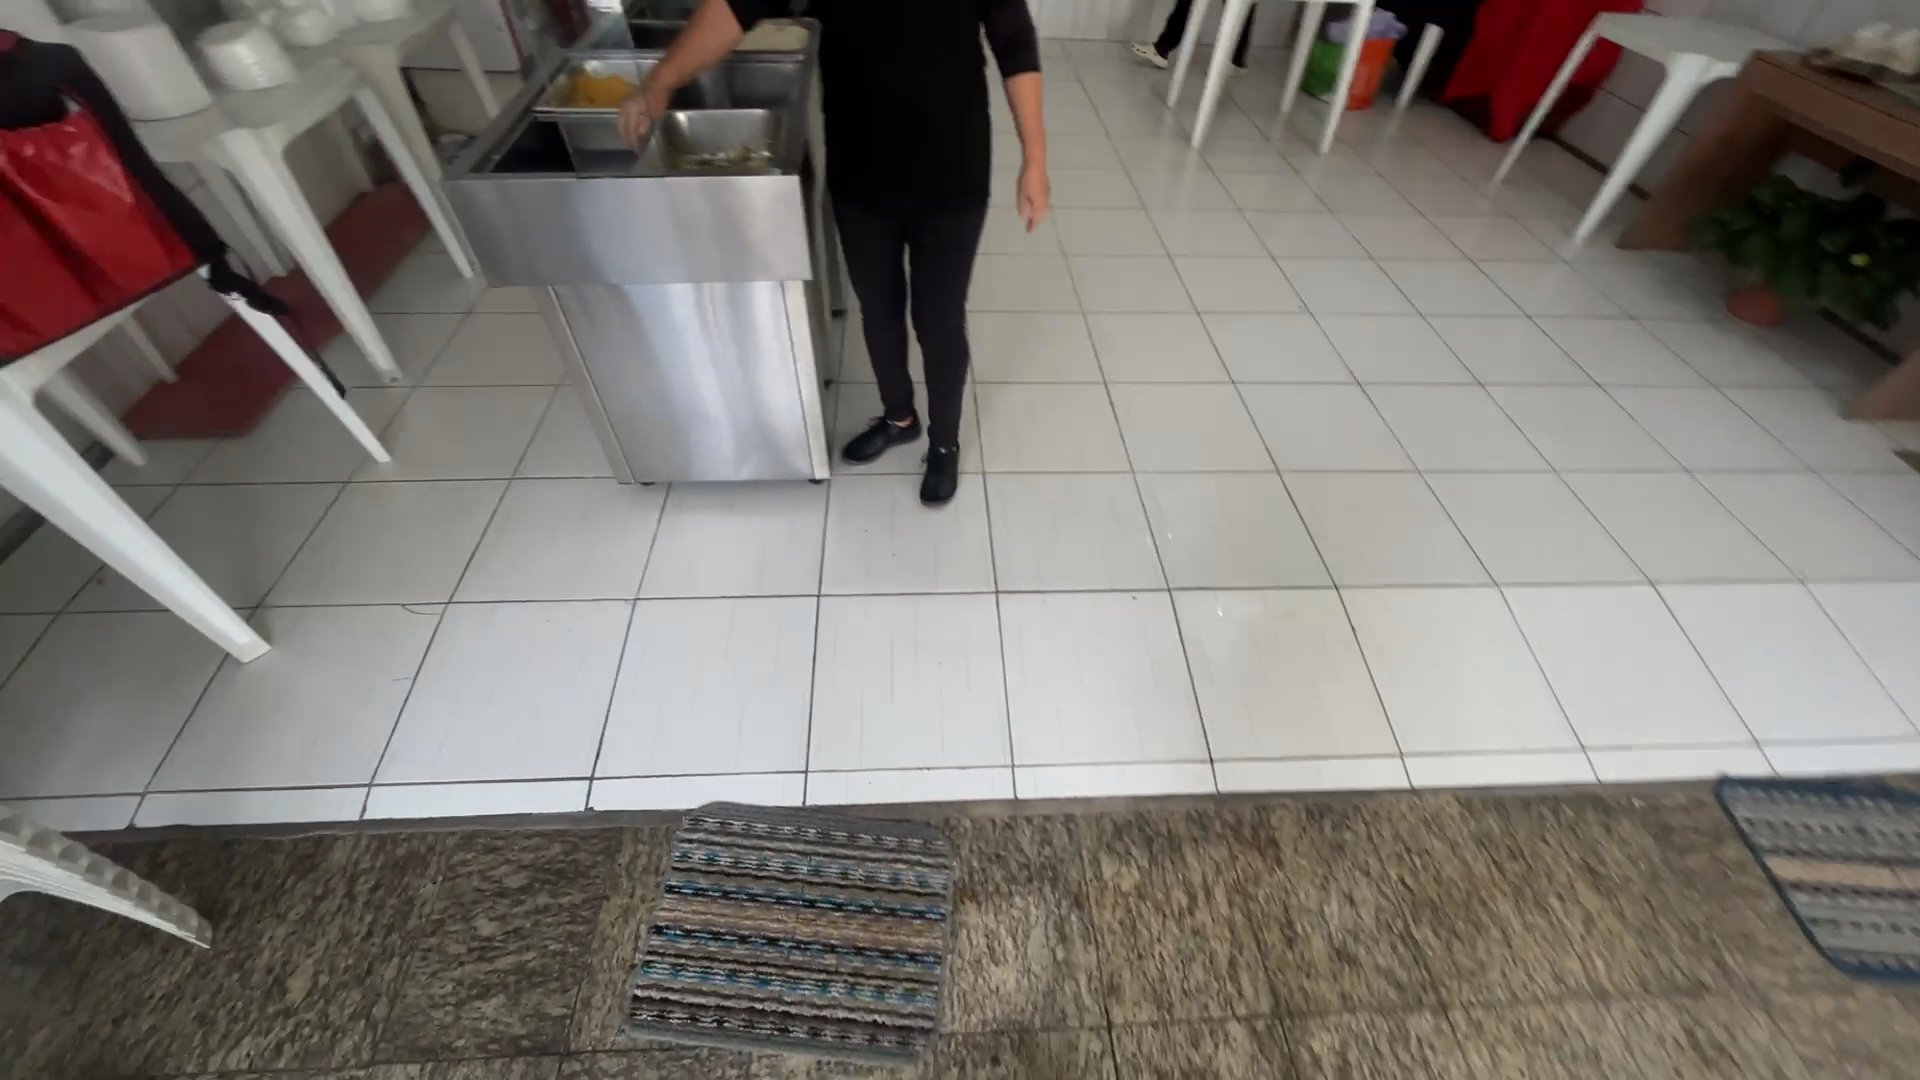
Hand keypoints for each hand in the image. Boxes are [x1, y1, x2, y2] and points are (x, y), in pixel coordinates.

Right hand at [616, 81, 669, 147]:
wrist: (658, 83)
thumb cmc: (656, 99)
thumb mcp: (652, 115)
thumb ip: (644, 125)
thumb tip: (638, 136)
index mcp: (628, 111)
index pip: (629, 131)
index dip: (633, 142)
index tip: (637, 152)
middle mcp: (623, 108)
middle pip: (622, 127)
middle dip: (626, 138)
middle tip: (632, 148)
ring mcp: (625, 104)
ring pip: (622, 121)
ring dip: (626, 131)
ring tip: (631, 141)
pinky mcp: (629, 103)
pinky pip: (625, 117)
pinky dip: (627, 125)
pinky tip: (633, 129)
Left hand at [1017, 158, 1050, 231]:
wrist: (1036, 164)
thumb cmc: (1028, 179)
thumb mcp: (1023, 194)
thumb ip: (1024, 206)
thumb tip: (1025, 216)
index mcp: (1039, 204)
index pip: (1036, 219)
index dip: (1033, 226)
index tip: (1029, 232)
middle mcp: (1045, 201)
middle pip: (1041, 215)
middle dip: (1036, 220)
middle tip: (1030, 226)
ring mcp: (1047, 195)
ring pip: (1044, 208)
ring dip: (1039, 213)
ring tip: (1033, 217)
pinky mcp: (1047, 189)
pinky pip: (1044, 202)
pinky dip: (1040, 206)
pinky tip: (1037, 205)